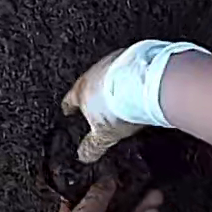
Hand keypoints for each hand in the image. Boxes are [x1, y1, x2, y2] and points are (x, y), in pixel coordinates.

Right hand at [61, 48, 136, 162]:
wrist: (144, 82)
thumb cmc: (119, 107)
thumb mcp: (104, 134)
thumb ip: (93, 145)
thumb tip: (83, 156)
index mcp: (82, 90)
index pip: (70, 99)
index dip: (69, 106)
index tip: (68, 110)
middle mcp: (95, 72)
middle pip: (90, 83)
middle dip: (94, 93)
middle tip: (98, 102)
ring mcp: (115, 60)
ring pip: (110, 73)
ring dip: (114, 82)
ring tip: (122, 94)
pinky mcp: (135, 55)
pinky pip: (129, 67)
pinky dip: (132, 75)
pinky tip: (139, 84)